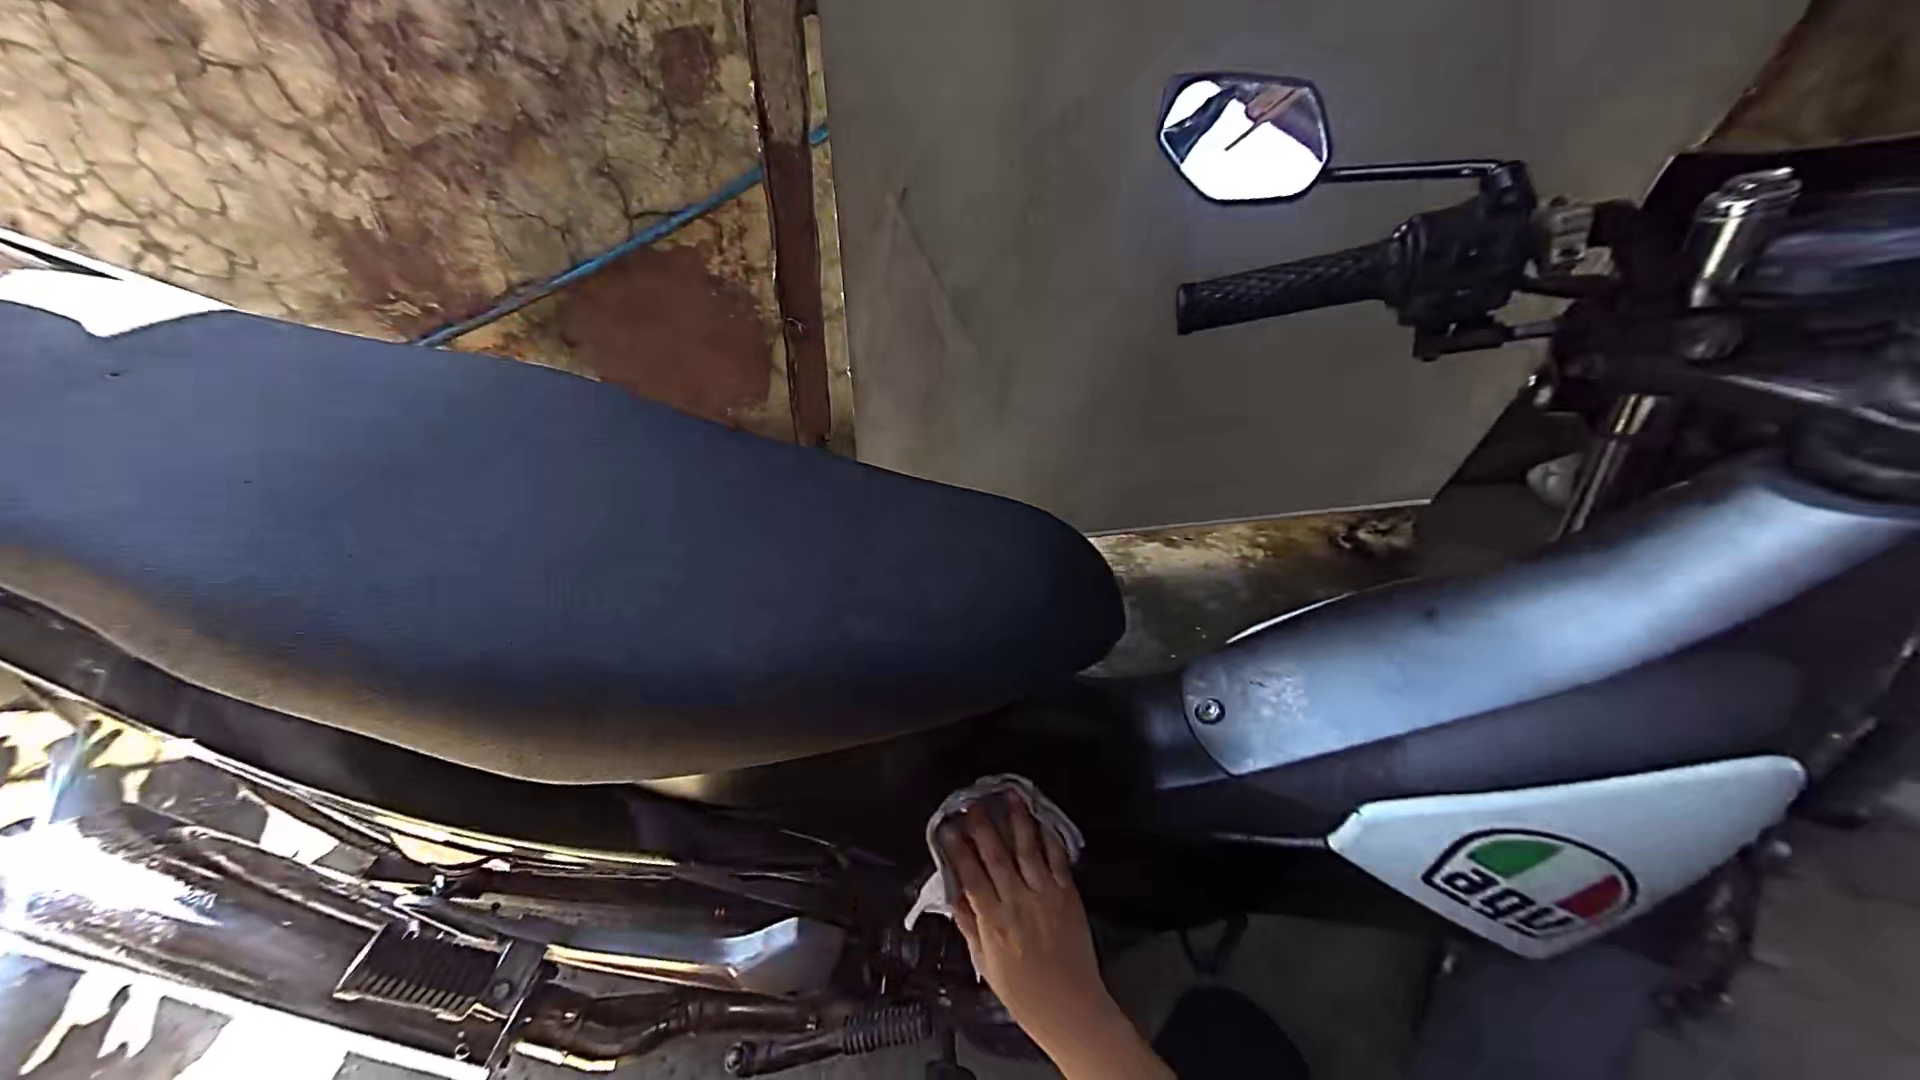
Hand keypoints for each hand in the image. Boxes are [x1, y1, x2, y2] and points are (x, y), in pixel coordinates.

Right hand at [938, 796, 1172, 1079]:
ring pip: (1027, 848)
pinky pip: (1057, 858)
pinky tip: (1040, 819)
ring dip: (1017, 819)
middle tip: (973, 802)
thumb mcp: (986, 964)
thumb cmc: (1026, 993)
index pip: (970, 875)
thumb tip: (953, 896)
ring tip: (1008, 795)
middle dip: (983, 825)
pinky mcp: (1067, 894)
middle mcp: (1019, 903)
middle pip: (996, 854)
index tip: (948, 828)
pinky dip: (1048, 836)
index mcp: (994, 922)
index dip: (957, 848)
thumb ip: (969, 926)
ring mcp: (1045, 895)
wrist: (1071, 1009)